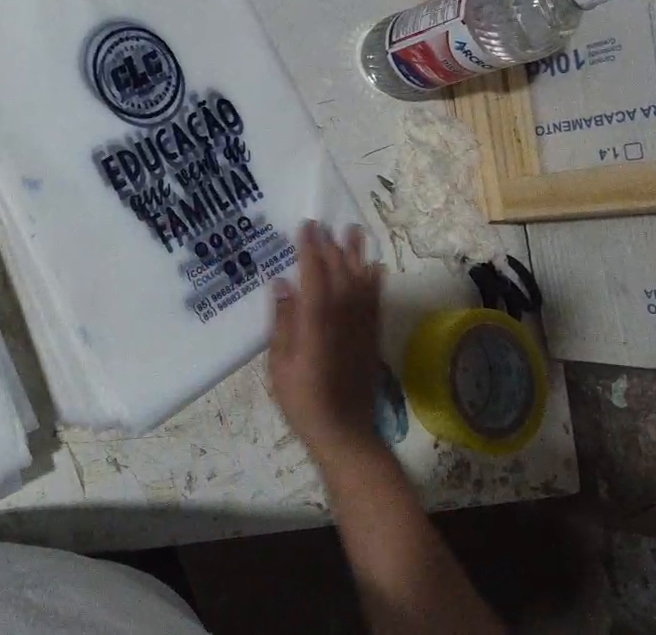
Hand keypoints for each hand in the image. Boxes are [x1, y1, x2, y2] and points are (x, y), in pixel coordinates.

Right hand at [268, 222, 385, 464]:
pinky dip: (376, 282)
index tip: (306, 227)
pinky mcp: (372, 337)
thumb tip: (283, 283)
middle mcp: (342, 316)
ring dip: (357, 255)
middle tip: (324, 223)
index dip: (310, 248)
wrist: (344, 431)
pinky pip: (376, 301)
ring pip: (361, 281)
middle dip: (330, 245)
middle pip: (338, 272)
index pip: (313, 274)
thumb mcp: (279, 363)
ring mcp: (361, 326)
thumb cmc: (302, 399)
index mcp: (315, 320)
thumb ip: (282, 321)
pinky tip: (376, 268)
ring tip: (354, 231)